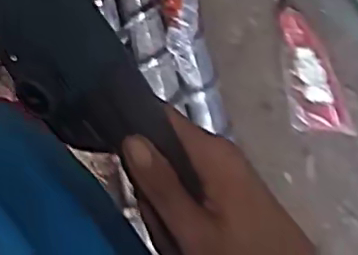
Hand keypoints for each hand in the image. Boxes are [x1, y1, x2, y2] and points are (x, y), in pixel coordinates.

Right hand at [123, 108, 313, 254]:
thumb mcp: (196, 234)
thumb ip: (161, 184)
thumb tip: (129, 137)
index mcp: (211, 149)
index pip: (159, 114)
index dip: (134, 131)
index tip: (119, 160)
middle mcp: (221, 153)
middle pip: (166, 150)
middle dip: (156, 187)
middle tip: (162, 225)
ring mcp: (231, 176)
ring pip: (178, 177)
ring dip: (170, 209)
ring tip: (180, 243)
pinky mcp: (238, 198)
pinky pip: (197, 194)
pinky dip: (188, 217)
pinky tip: (192, 244)